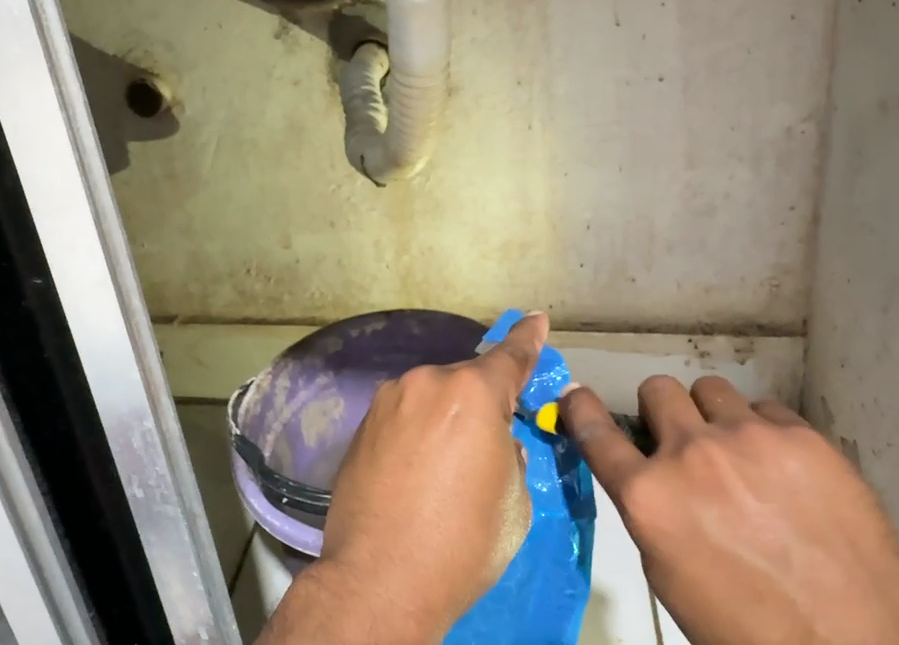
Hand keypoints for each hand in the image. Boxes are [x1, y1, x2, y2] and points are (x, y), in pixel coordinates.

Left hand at [259, 313, 548, 644]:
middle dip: (481, 403)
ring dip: (444, 418)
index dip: (528, 338)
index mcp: (473, 394)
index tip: (535, 318)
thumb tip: (494, 442)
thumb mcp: (514, 501)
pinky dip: (416, 432)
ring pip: (431, 397)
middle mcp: (428, 382)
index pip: (510, 356)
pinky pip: (404, 415)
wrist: (379, 580)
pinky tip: (415, 471)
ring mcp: (389, 400)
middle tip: (486, 445)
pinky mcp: (362, 424)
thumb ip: (509, 453)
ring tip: (444, 468)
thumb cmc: (462, 544)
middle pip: (466, 381)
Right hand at [562, 376, 898, 644]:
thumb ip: (652, 515)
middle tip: (684, 443)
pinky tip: (784, 469)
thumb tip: (649, 480)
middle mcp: (690, 454)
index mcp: (650, 498)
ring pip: (710, 389)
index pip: (595, 431)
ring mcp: (747, 437)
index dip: (580, 408)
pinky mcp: (798, 434)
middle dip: (663, 414)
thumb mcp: (673, 580)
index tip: (576, 395)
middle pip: (657, 390)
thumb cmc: (750, 629)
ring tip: (740, 452)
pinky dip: (764, 431)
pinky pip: (765, 409)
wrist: (857, 639)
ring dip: (713, 416)